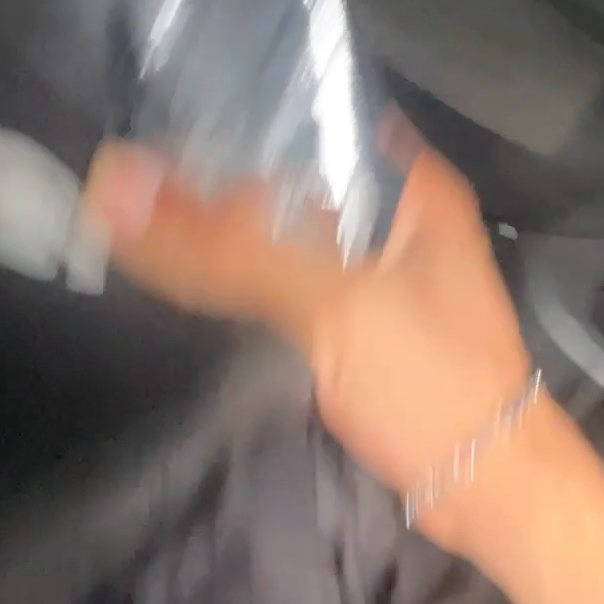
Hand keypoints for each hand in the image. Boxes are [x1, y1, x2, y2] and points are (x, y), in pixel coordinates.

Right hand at [83, 143, 531, 545]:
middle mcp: (403, 226)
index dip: (237, 116)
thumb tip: (115, 187)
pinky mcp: (367, 336)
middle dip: (219, 181)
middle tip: (121, 179)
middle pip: (295, 182)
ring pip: (293, 241)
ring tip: (132, 217)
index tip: (150, 119)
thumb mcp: (337, 306)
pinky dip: (251, 285)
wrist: (488, 487)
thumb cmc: (434, 387)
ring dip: (229, 238)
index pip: (316, 119)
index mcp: (417, 192)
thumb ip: (231, 248)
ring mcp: (385, 284)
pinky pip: (297, 292)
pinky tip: (191, 276)